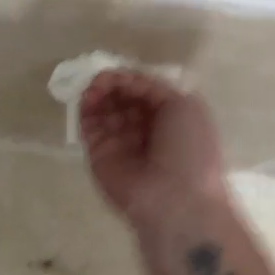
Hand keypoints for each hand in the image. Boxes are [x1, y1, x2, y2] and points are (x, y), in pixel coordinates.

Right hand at [79, 70, 229, 226]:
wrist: (176, 199)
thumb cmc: (189, 150)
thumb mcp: (184, 106)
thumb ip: (152, 86)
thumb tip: (123, 81)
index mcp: (169, 117)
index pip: (142, 90)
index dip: (129, 79)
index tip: (120, 75)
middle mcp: (143, 128)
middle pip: (120, 96)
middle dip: (111, 84)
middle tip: (102, 81)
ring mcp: (120, 140)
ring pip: (102, 108)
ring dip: (96, 93)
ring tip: (94, 89)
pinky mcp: (98, 153)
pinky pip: (89, 125)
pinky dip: (86, 109)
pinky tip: (88, 99)